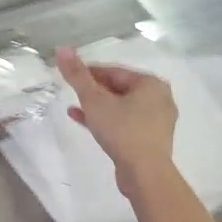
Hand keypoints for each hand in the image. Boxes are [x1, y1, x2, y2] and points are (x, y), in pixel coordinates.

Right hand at [56, 46, 177, 198]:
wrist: (145, 173)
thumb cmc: (122, 130)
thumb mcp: (95, 101)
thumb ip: (77, 76)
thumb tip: (62, 49)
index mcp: (150, 83)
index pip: (114, 71)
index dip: (89, 72)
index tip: (70, 77)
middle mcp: (159, 98)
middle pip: (119, 89)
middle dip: (94, 91)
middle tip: (73, 93)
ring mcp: (157, 121)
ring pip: (122, 107)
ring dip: (98, 107)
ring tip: (75, 107)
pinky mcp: (151, 140)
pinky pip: (126, 123)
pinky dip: (108, 121)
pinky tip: (86, 123)